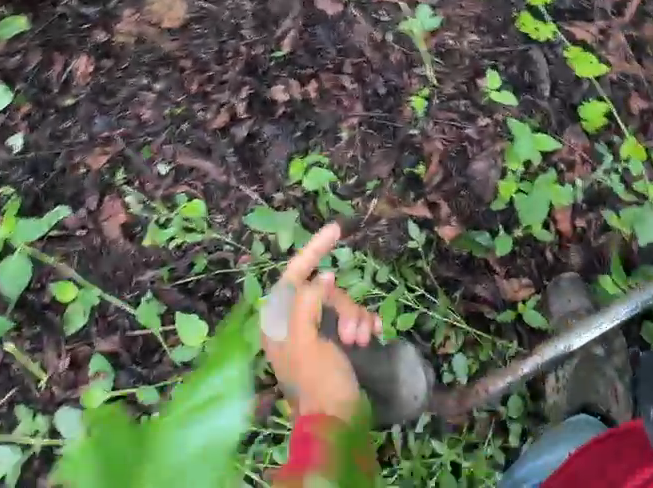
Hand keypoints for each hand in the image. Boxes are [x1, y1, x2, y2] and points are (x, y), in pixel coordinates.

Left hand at [262, 222, 381, 420]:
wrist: (338, 424)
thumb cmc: (317, 383)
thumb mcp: (305, 340)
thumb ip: (308, 302)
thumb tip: (325, 277)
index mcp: (278, 322)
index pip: (294, 273)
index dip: (314, 249)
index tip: (336, 228)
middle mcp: (294, 324)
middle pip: (325, 291)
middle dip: (344, 306)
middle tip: (352, 333)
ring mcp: (317, 334)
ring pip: (342, 304)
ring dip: (356, 318)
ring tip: (362, 340)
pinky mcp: (337, 343)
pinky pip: (354, 317)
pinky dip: (365, 323)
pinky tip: (373, 335)